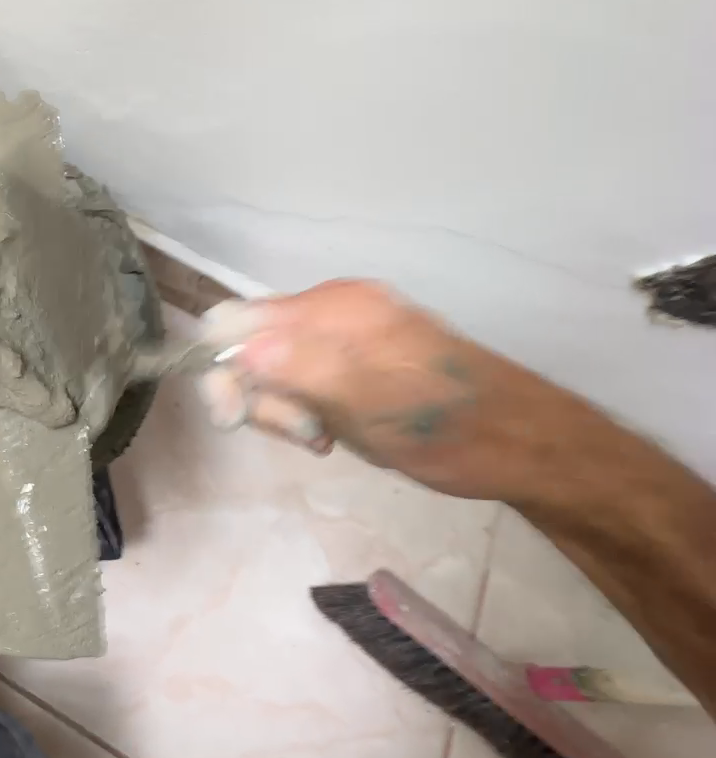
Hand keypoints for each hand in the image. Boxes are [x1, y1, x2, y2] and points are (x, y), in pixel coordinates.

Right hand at [195, 279, 562, 502]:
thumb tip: (234, 351)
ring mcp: (342, 333)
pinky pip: (297, 376)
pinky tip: (331, 429)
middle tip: (303, 433)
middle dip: (260, 394)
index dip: (222, 368)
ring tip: (322, 435)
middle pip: (246, 345)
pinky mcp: (352, 357)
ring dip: (283, 407)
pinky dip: (302, 406)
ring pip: (268, 366)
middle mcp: (330, 310)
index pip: (233, 321)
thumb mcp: (367, 401)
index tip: (236, 417)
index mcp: (332, 307)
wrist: (535, 451)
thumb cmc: (450, 428)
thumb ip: (297, 369)